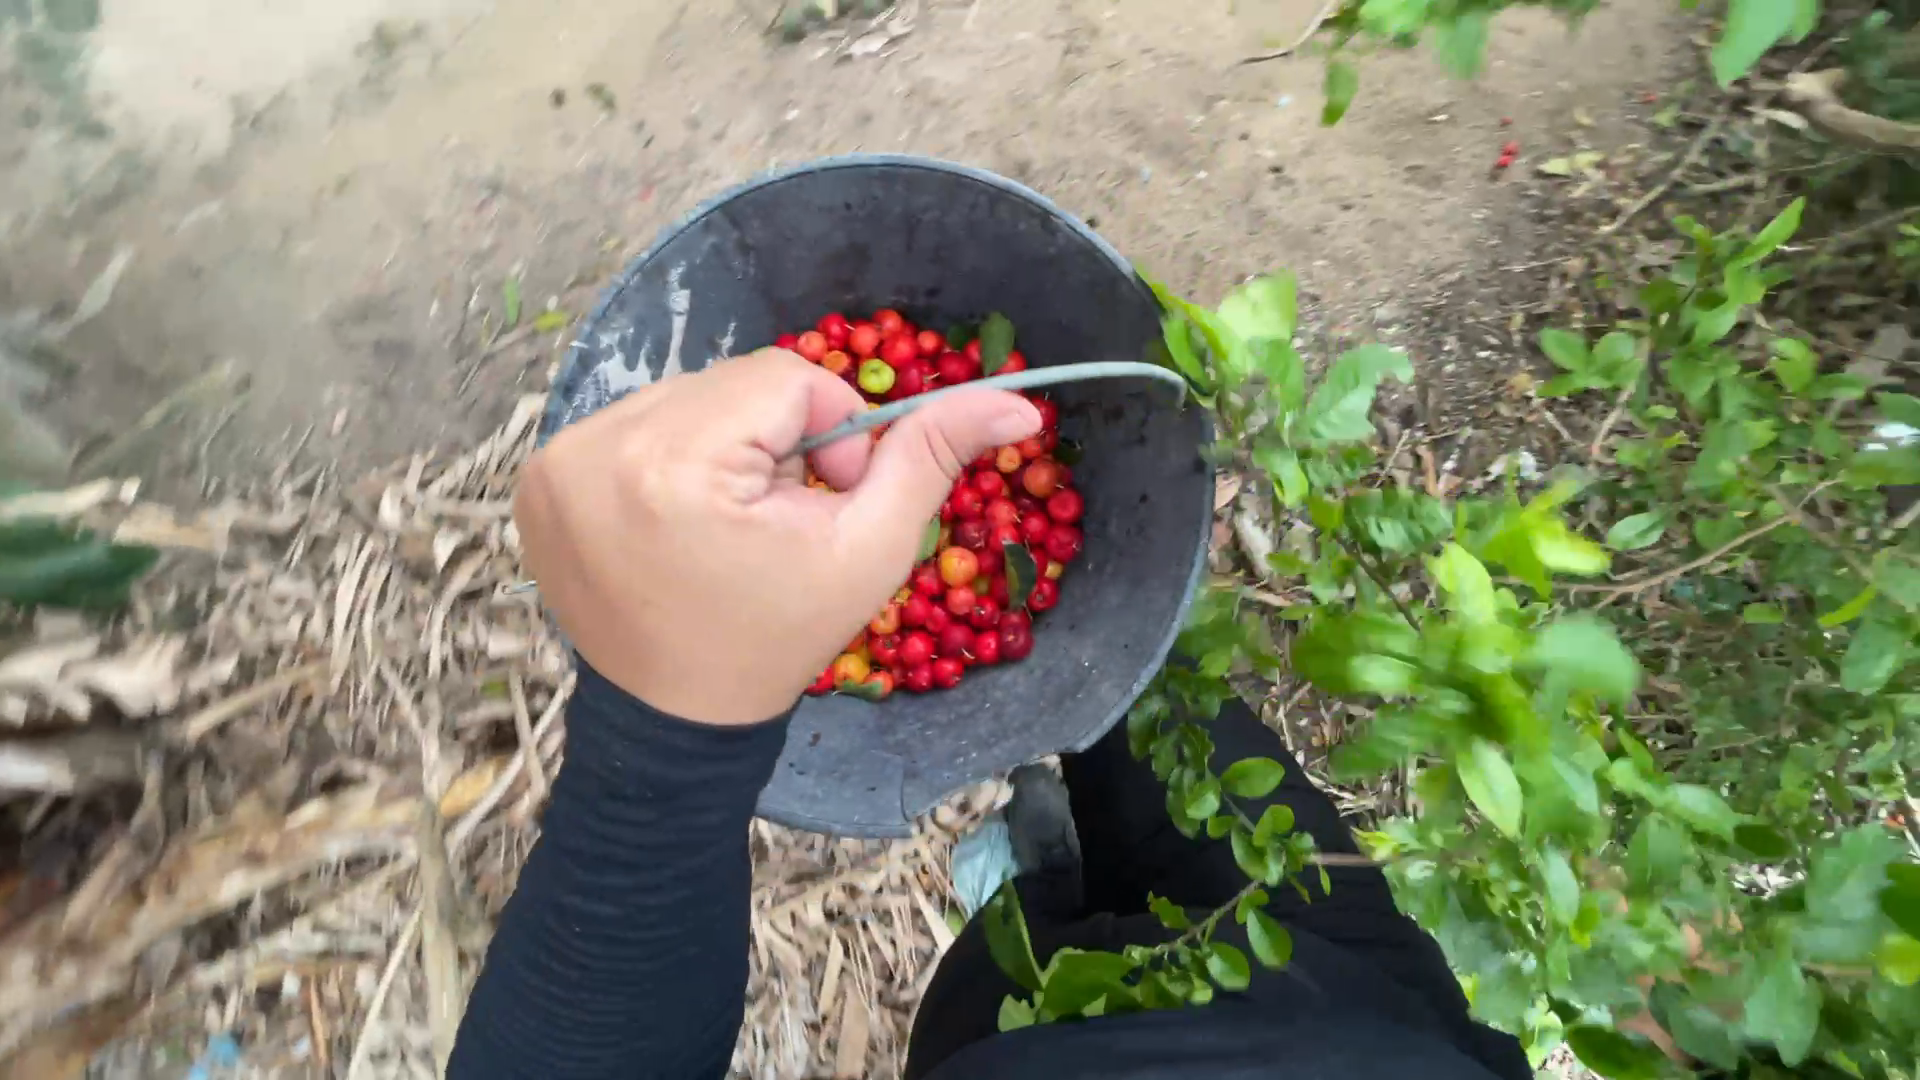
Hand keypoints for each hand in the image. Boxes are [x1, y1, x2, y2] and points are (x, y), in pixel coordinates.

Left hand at [514, 349, 1040, 724]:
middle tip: (779, 517)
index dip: (830, 433)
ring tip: (731, 521)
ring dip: (730, 443)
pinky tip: (684, 517)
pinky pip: (642, 423)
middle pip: (734, 383)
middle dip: (778, 439)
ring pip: (691, 397)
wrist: (679, 719)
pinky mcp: (538, 475)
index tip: (828, 500)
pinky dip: (681, 455)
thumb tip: (1015, 400)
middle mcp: (594, 445)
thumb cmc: (781, 637)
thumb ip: (933, 457)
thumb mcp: (871, 550)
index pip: (786, 376)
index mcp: (675, 464)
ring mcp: (554, 459)